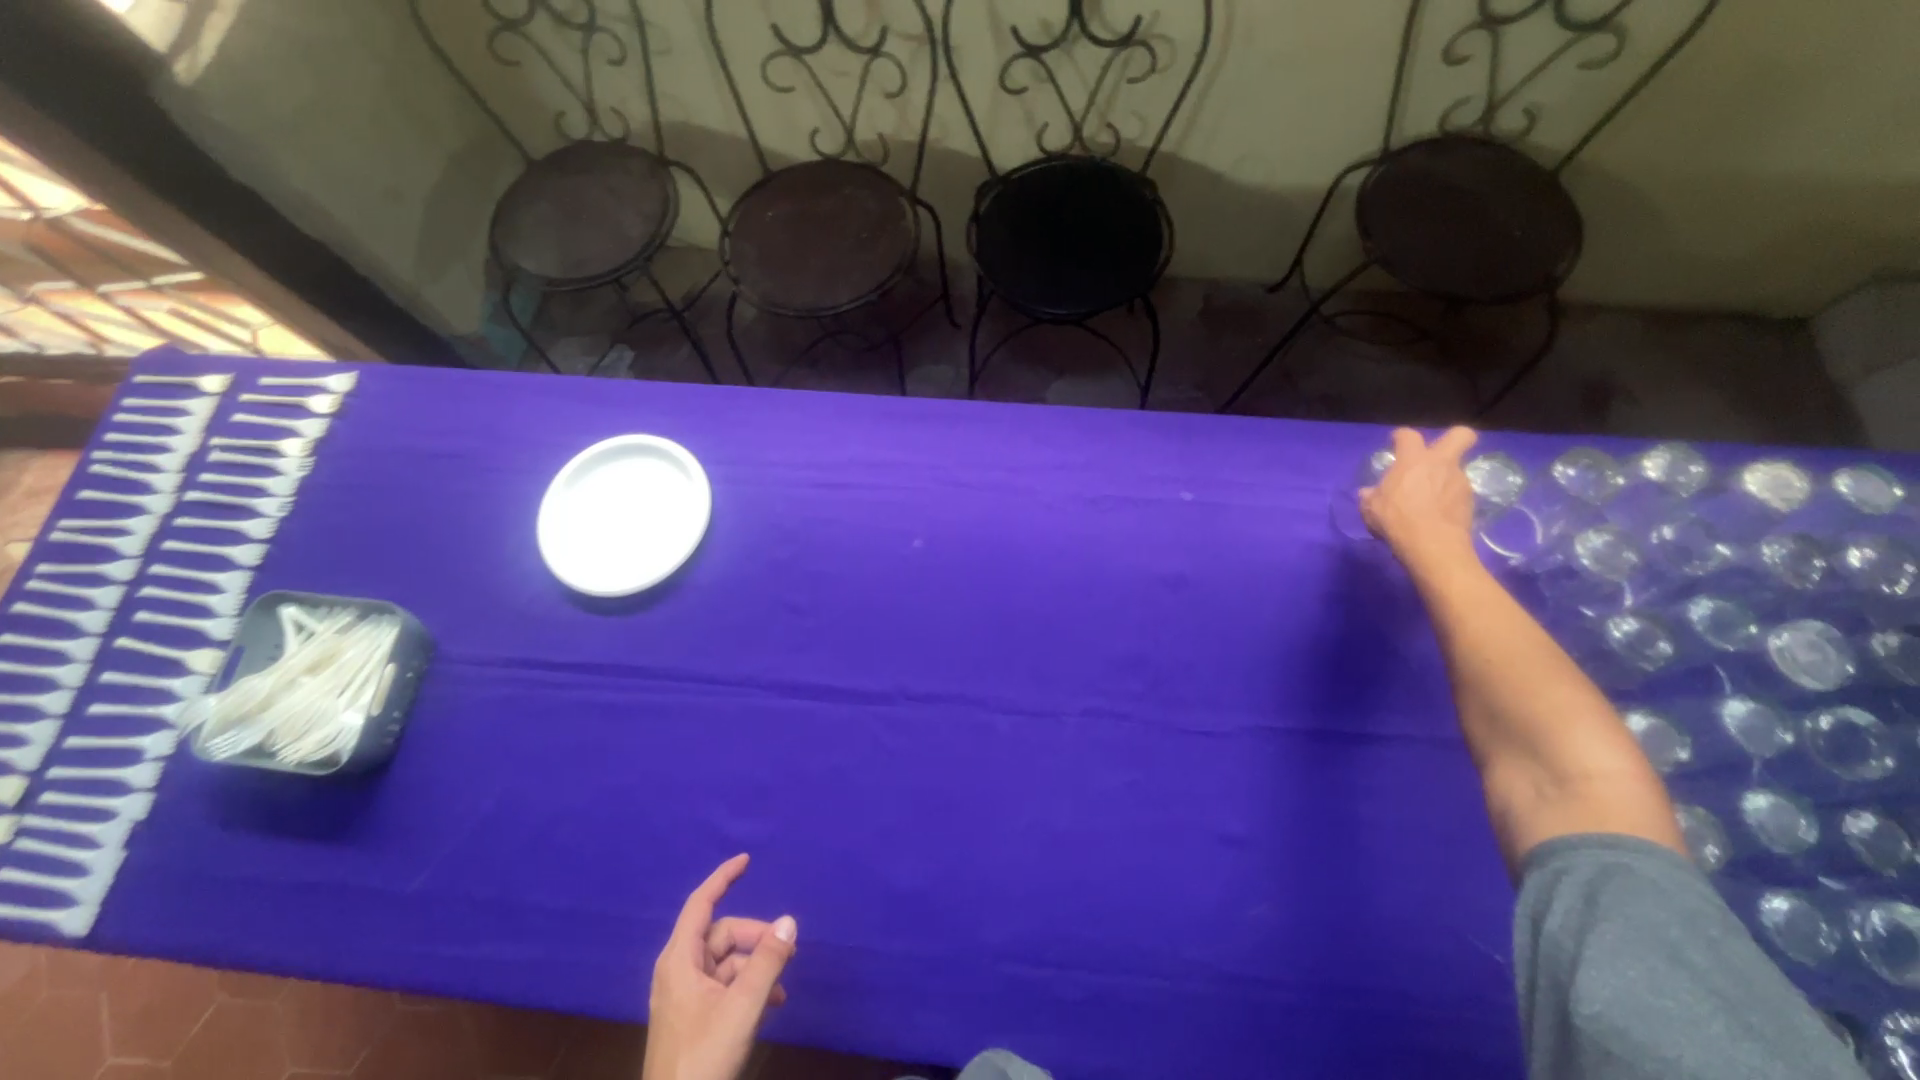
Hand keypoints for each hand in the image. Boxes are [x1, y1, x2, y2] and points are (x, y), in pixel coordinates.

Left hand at [643, 854, 796, 1079]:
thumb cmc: (703, 1058)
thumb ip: (767, 962)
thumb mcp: (742, 1008)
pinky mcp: (693, 1018)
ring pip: (726, 962)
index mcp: (679, 960)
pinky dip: (748, 986)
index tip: (747, 860)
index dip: (723, 879)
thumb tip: (789, 921)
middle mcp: (678, 970)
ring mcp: (684, 996)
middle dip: (755, 937)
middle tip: (788, 953)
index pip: (701, 904)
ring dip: (756, 966)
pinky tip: (771, 1005)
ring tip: (782, 989)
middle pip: (720, 935)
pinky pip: (724, 985)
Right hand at [1360, 426, 1479, 572]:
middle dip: (1455, 437)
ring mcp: (1459, 481)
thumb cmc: (1396, 520)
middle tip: (1439, 453)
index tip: (1396, 441)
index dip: (1401, 436)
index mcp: (1413, 460)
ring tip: (1429, 498)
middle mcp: (1441, 463)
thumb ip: (1371, 496)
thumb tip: (1368, 493)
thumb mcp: (1371, 509)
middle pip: (1460, 435)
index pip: (1408, 435)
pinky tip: (1437, 513)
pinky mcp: (1470, 501)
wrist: (1432, 544)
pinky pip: (1457, 492)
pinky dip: (1448, 499)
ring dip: (1444, 478)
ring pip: (1456, 470)